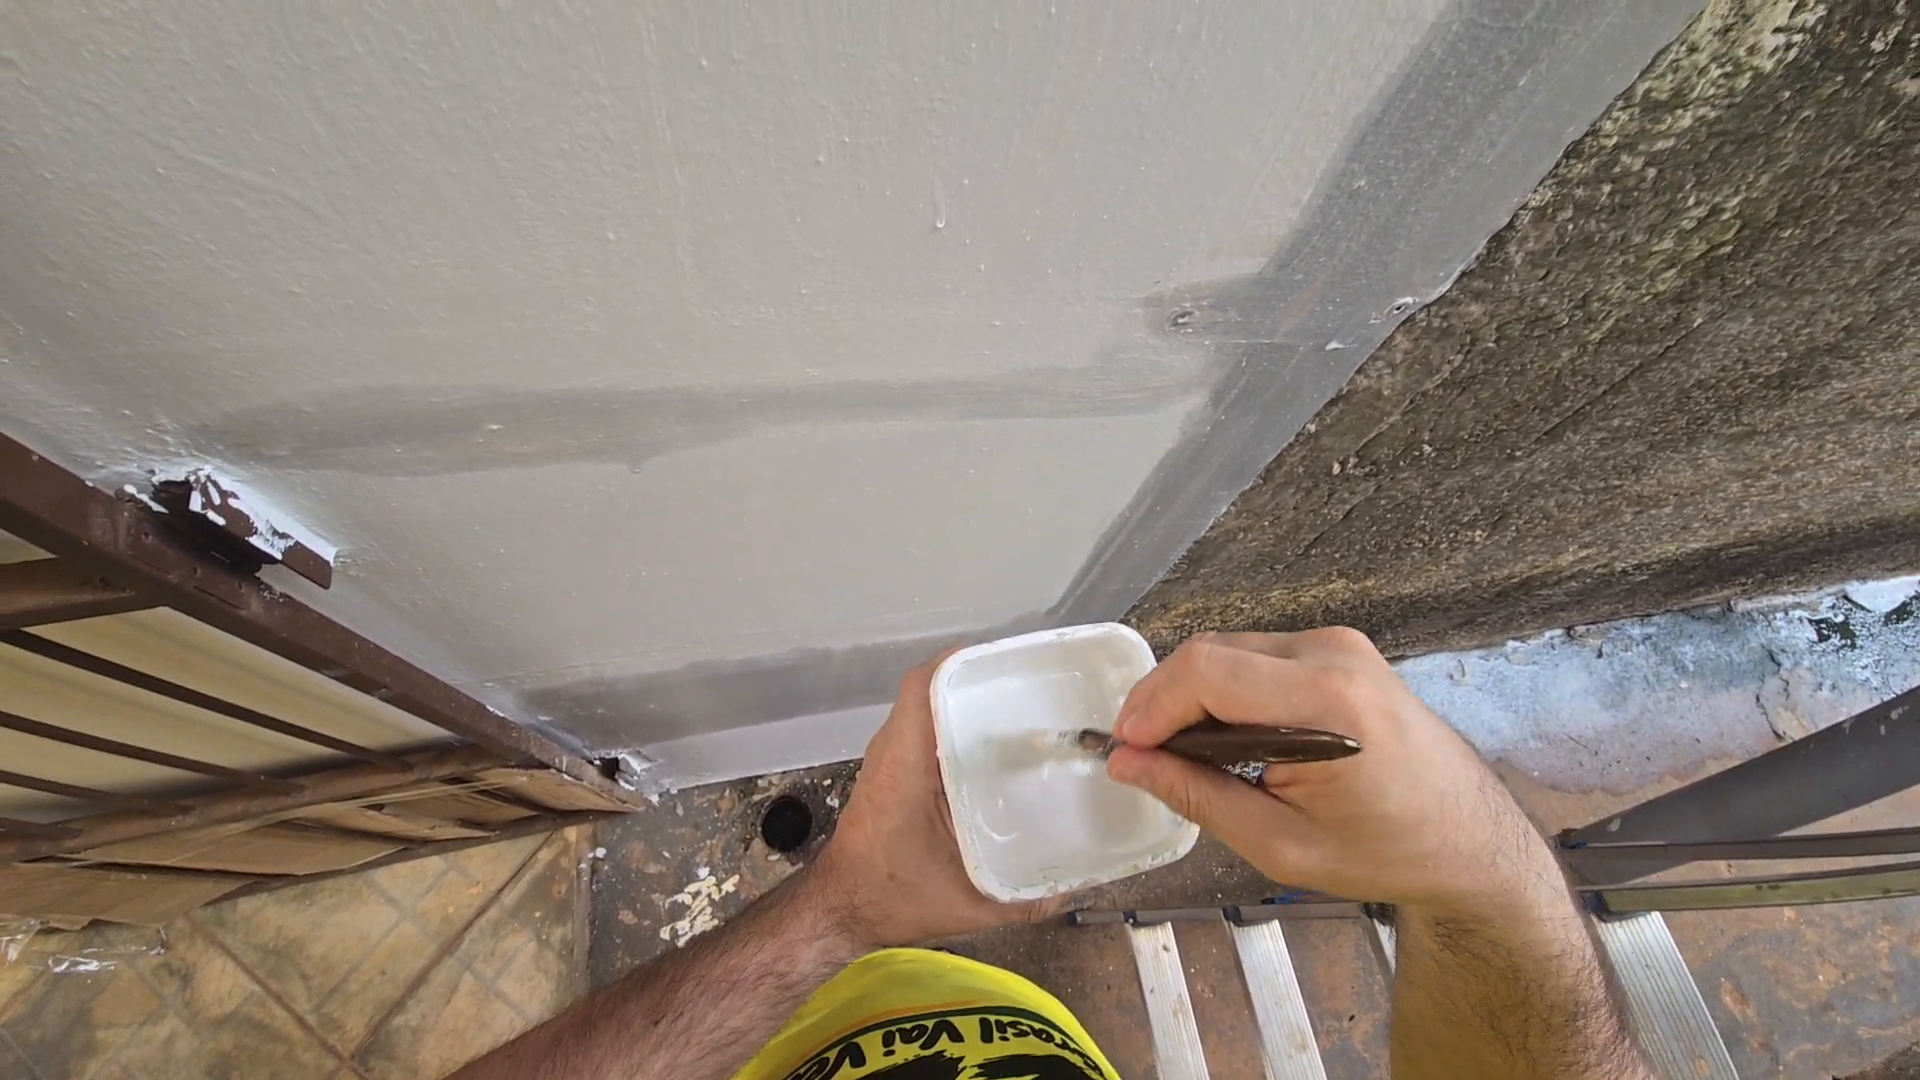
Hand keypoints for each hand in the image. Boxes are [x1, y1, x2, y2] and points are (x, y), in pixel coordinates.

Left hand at [803, 653, 1059, 948]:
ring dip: (964, 700)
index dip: (960, 661)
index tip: (1005, 662)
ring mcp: (888, 757)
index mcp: (905, 763)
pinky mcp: (891, 770)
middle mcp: (893, 749)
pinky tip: (990, 748)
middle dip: (976, 679)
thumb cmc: (892, 897)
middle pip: (930, 688)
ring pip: (926, 706)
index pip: (922, 686)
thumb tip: (1073, 887)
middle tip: (1029, 688)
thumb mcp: (965, 905)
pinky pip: (923, 728)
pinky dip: (953, 724)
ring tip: (1017, 709)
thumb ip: (1021, 900)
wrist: (838, 909)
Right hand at [1105, 629, 1564, 919]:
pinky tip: (1220, 730)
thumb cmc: (1383, 853)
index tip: (1124, 747)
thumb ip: (1195, 795)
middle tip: (1141, 752)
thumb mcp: (1280, 844)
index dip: (1152, 703)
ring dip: (1188, 693)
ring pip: (1225, 649)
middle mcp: (1331, 652)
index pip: (1208, 672)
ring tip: (1178, 747)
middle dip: (1162, 699)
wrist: (1473, 839)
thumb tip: (1123, 762)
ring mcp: (1337, 642)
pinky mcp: (1336, 646)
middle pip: (1210, 653)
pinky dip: (1220, 687)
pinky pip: (1251, 654)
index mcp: (1327, 701)